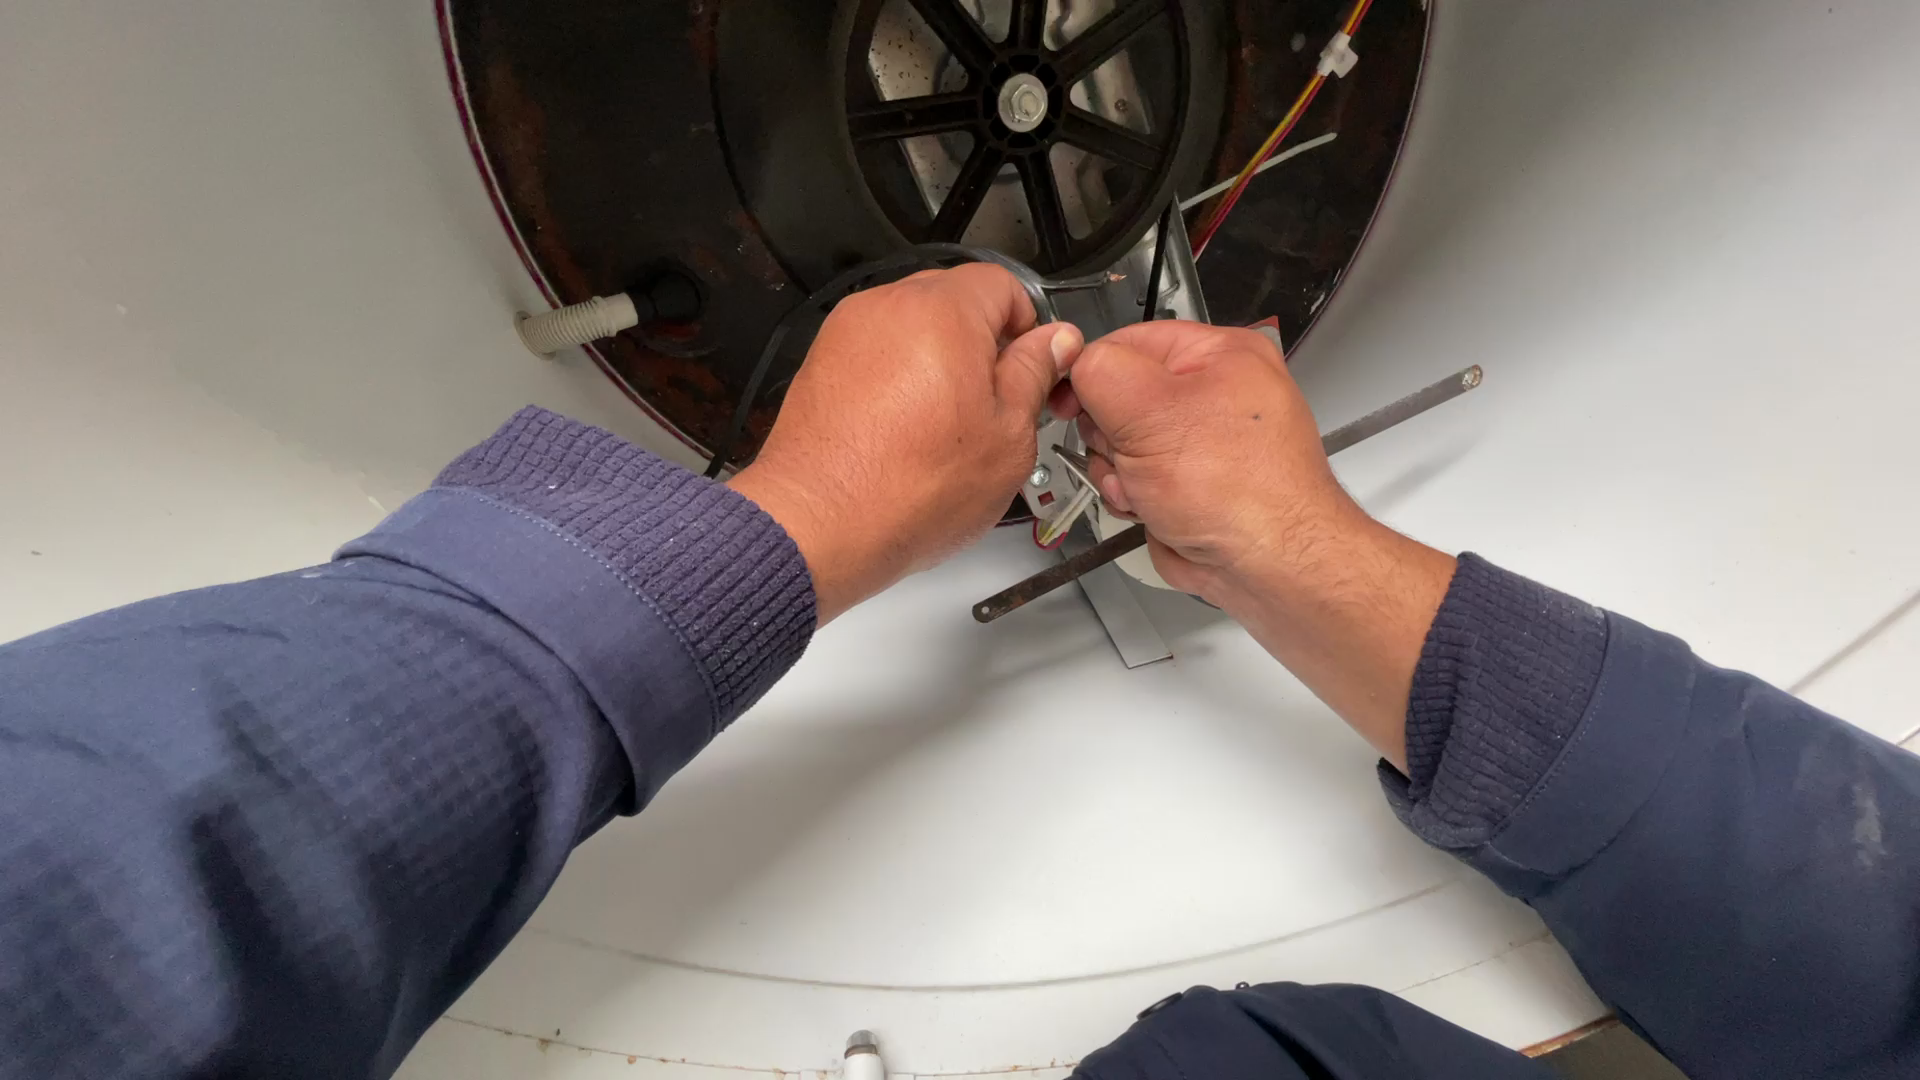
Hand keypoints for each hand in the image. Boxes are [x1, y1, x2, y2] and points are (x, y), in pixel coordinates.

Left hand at [729, 264, 1082, 623]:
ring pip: (913, 329)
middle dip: (982, 344)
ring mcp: (848, 333)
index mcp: (944, 312)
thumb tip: (1054, 342)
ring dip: (938, 362)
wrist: (818, 526)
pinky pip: (876, 354)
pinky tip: (903, 432)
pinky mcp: (822, 363)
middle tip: (993, 403)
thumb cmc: (908, 491)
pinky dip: (898, 379)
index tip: (1032, 366)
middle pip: (955, 300)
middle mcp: (889, 307)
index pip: (1003, 283)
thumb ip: (1034, 375)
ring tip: (943, 428)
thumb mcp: (1006, 438)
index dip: (1028, 324)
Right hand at [1057, 321, 1455, 768]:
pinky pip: (1131, 483)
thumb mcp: (1152, 416)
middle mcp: (1210, 399)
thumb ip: (1101, 373)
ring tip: (1157, 494)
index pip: (1122, 343)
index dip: (1087, 377)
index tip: (1069, 404)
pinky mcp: (1189, 489)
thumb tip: (1073, 359)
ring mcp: (1199, 446)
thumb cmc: (1242, 498)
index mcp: (1213, 357)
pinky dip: (1135, 501)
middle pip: (1114, 401)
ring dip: (1120, 475)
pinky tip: (1162, 513)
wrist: (1273, 574)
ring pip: (1117, 448)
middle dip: (1108, 437)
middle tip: (1134, 461)